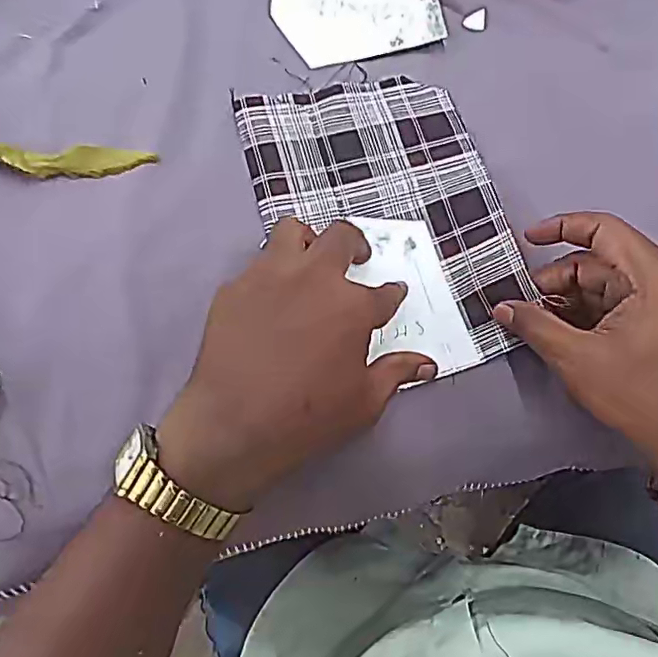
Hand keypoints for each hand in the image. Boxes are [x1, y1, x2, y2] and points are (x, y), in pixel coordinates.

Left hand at [156, 218, 435, 510]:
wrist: (234, 423)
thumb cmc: (306, 416)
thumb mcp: (364, 401)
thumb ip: (395, 373)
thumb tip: (424, 365)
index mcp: (352, 307)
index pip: (384, 293)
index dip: (392, 294)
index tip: (392, 295)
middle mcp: (314, 280)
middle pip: (342, 238)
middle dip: (356, 245)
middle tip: (358, 259)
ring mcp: (270, 277)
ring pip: (292, 232)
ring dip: (309, 242)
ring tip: (311, 263)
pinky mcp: (234, 288)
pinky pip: (257, 266)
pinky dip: (271, 274)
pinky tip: (272, 299)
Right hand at [492, 213, 657, 517]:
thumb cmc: (642, 396)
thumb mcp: (577, 358)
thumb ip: (536, 325)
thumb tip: (505, 307)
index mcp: (654, 276)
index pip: (603, 230)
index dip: (562, 228)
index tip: (529, 239)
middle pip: (598, 261)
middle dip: (556, 280)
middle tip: (522, 303)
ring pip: (601, 285)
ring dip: (566, 301)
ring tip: (534, 322)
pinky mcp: (653, 323)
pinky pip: (611, 304)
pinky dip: (582, 314)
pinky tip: (556, 332)